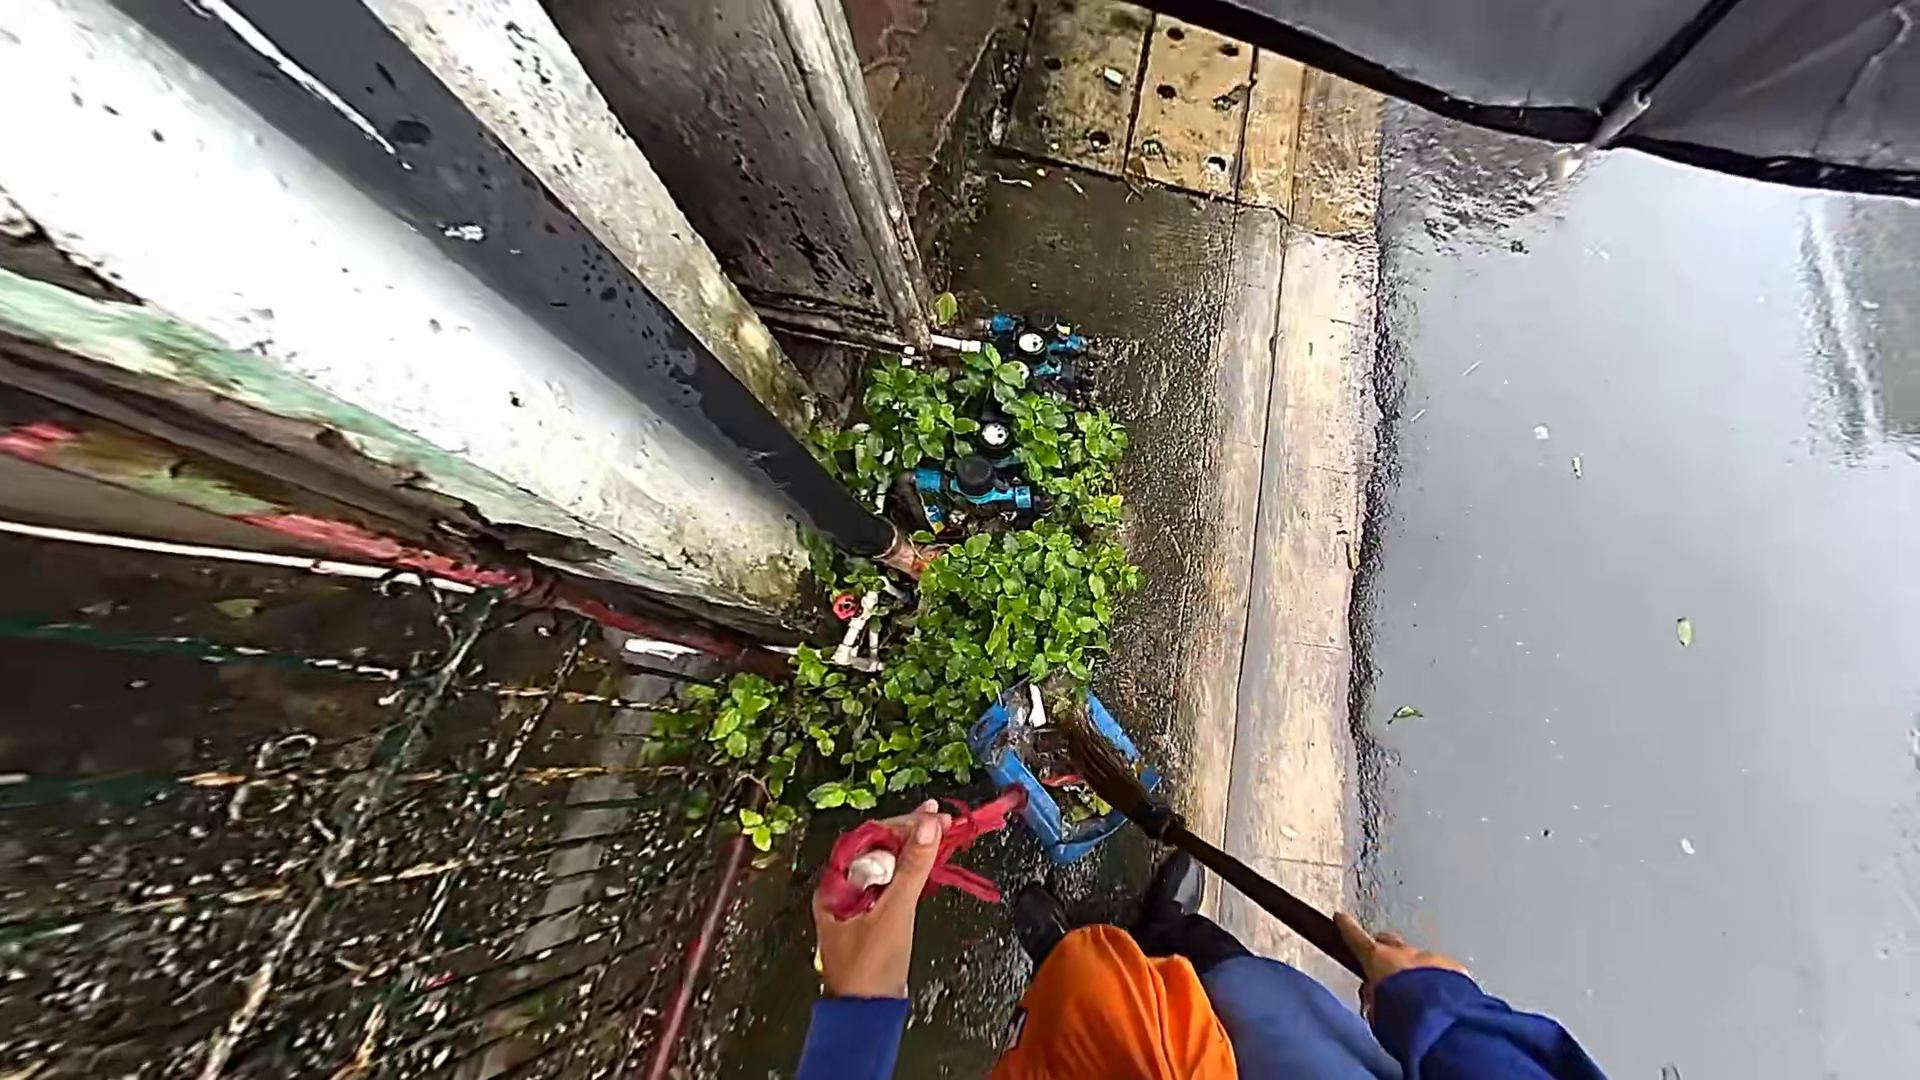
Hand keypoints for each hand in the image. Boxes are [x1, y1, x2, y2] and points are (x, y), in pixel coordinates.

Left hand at [812, 800, 949, 998]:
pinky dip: (913, 867)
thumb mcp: (894, 912)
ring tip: (940, 828)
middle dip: (911, 831)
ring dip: (915, 846)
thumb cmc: (871, 968)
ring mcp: (860, 901)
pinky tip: (929, 856)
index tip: (931, 815)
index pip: (871, 838)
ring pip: (889, 862)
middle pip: (880, 847)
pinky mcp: (876, 915)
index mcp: (836, 883)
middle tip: (941, 819)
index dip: (902, 823)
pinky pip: (894, 879)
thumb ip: (912, 867)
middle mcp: (844, 887)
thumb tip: (930, 824)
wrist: (868, 1021)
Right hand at [1334, 912, 1468, 1015]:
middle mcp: (1401, 952)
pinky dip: (1443, 980)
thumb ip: (1373, 999)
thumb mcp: (1378, 1013)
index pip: (1355, 937)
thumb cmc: (1404, 1017)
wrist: (1445, 1023)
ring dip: (1417, 970)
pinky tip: (1447, 996)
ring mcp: (1429, 959)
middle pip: (1390, 944)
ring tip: (1423, 991)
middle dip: (1388, 951)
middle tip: (1390, 968)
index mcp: (1377, 958)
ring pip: (1419, 958)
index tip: (1340, 916)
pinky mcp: (1455, 970)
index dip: (1346, 926)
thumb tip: (1374, 998)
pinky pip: (1445, 971)